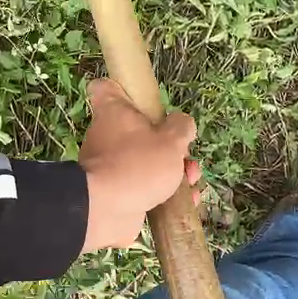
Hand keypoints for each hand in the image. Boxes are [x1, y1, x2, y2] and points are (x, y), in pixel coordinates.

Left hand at [78, 79, 199, 251]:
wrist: (105, 210)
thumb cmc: (137, 164)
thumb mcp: (171, 141)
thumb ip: (181, 127)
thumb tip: (181, 122)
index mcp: (113, 111)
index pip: (107, 87)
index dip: (123, 89)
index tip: (145, 99)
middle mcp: (106, 134)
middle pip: (140, 130)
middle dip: (170, 145)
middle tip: (186, 157)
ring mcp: (109, 164)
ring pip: (145, 160)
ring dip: (173, 171)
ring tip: (192, 182)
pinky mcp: (114, 190)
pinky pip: (143, 185)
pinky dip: (164, 192)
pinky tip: (187, 201)